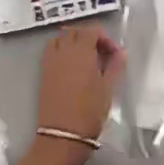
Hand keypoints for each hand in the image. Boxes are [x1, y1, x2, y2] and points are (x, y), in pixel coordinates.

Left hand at [35, 22, 125, 140]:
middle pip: (74, 31)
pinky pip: (52, 52)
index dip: (104, 38)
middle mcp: (62, 51)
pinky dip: (62, 52)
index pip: (91, 30)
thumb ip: (115, 66)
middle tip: (102, 55)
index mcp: (81, 51)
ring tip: (86, 61)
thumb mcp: (108, 88)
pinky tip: (73, 69)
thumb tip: (120, 52)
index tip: (114, 54)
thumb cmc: (90, 111)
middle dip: (89, 37)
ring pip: (60, 39)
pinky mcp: (43, 73)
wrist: (63, 135)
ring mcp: (50, 61)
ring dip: (73, 43)